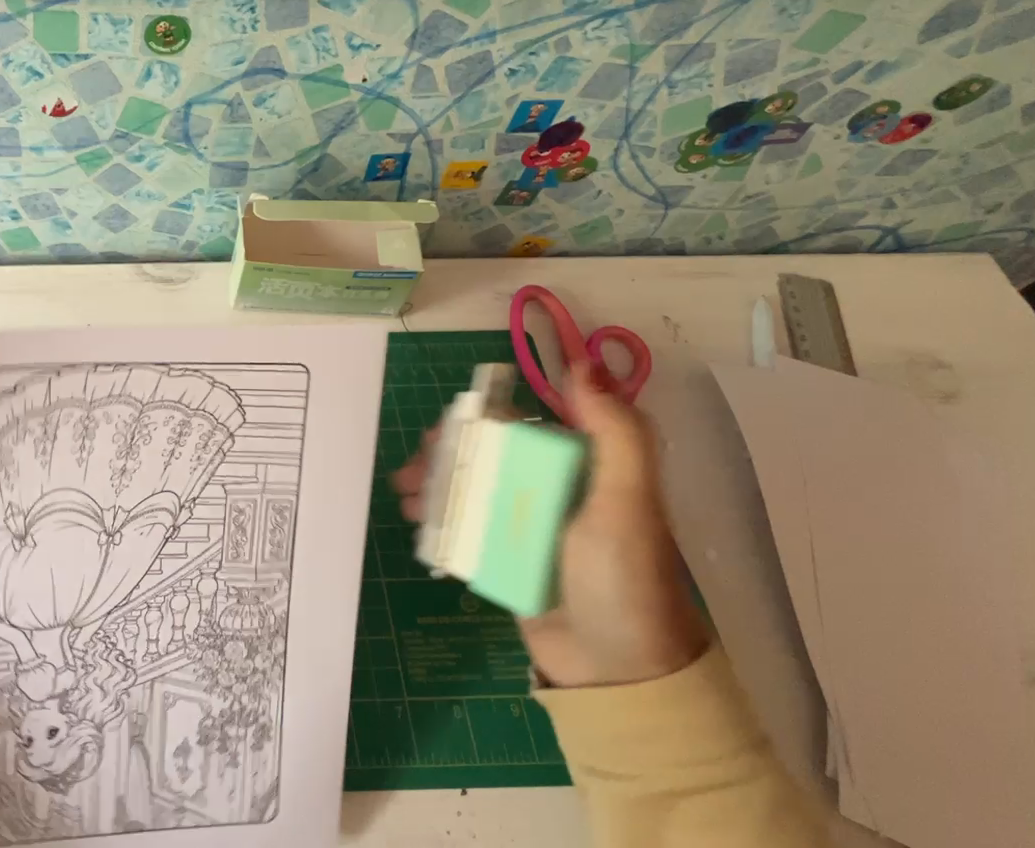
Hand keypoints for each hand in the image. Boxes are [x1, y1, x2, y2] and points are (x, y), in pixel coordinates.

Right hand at [391, 361, 708, 687]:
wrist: (619, 671)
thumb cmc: (622, 578)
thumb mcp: (628, 501)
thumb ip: (615, 433)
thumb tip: (584, 363)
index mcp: (584, 466)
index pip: (522, 423)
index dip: (479, 419)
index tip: (443, 429)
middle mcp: (553, 488)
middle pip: (486, 454)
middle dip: (444, 455)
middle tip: (412, 470)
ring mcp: (527, 525)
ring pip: (470, 488)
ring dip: (433, 487)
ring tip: (406, 500)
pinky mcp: (507, 558)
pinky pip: (465, 527)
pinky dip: (438, 520)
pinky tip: (418, 524)